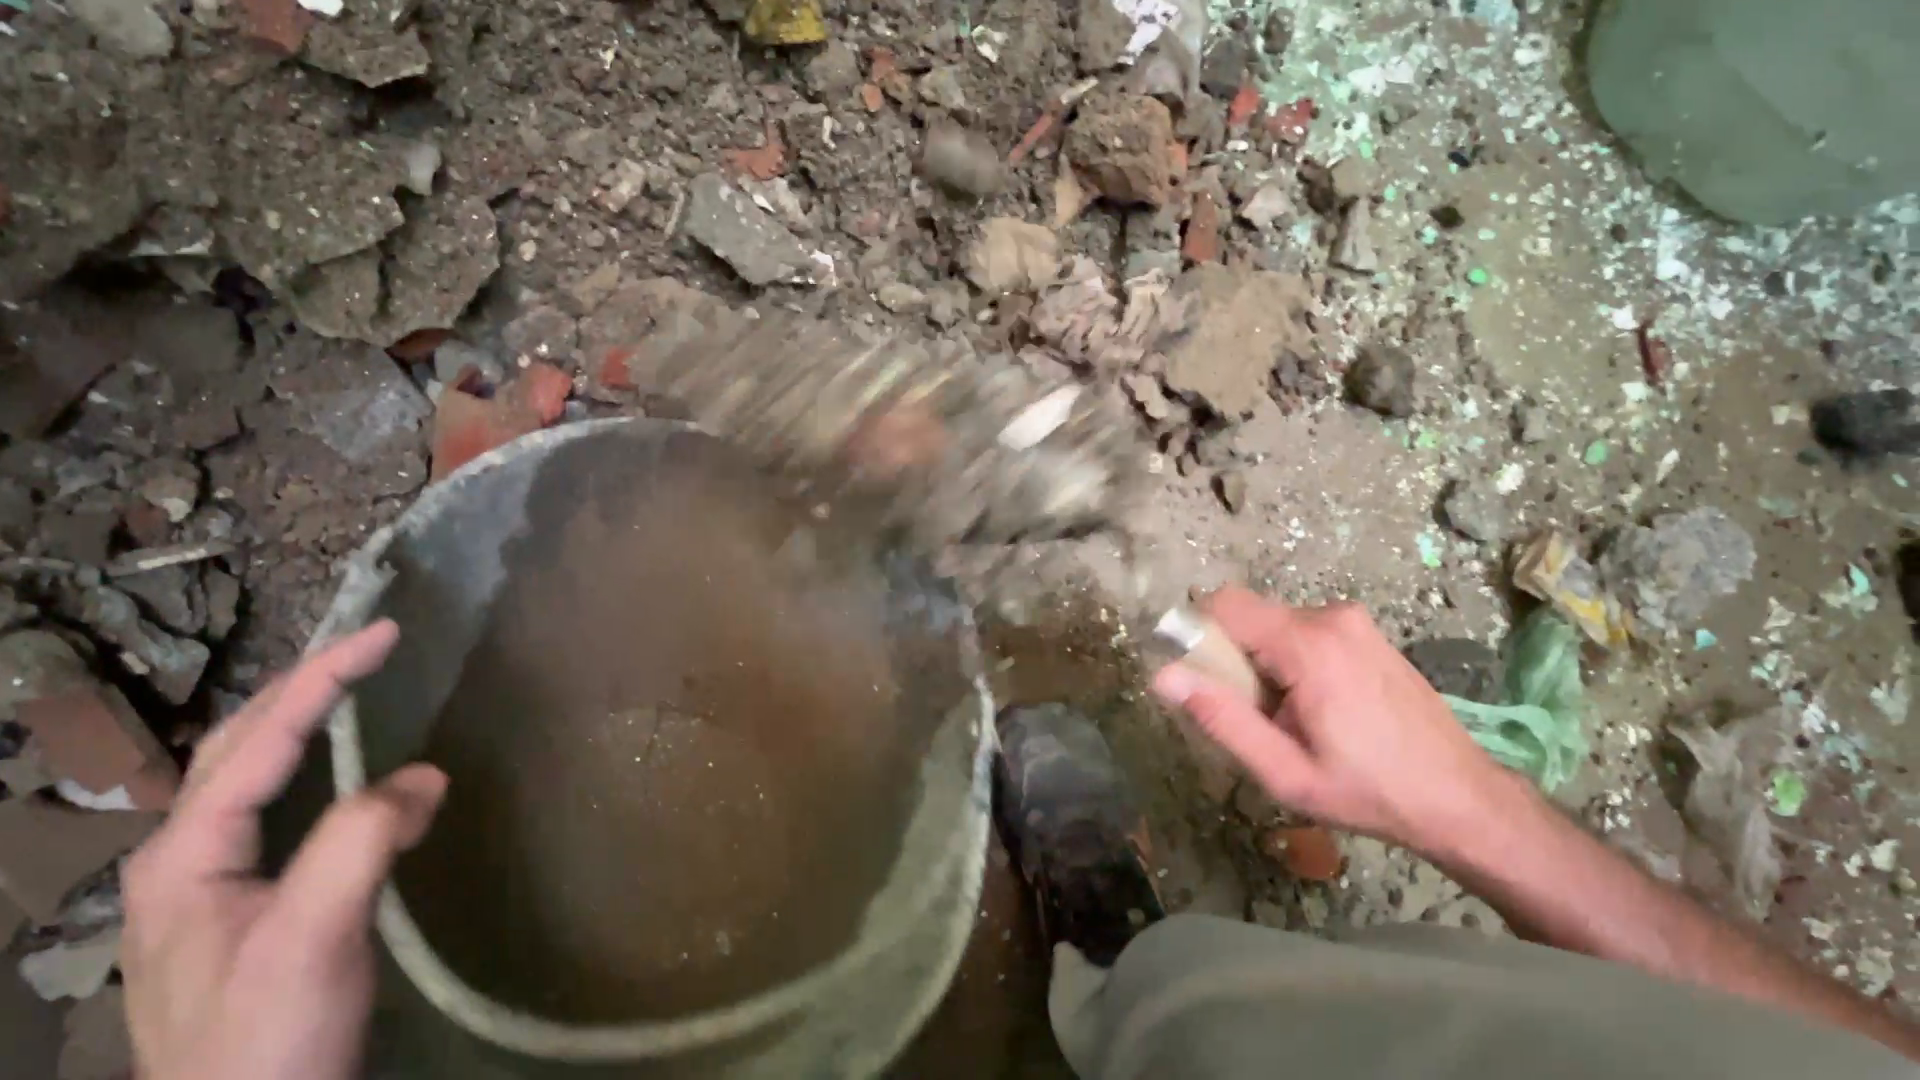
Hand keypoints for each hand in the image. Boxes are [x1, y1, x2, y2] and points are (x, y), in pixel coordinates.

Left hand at [121, 621, 447, 1079]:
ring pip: (248, 776)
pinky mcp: (240, 907)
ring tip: (349, 685)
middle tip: (366, 646)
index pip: (258, 741)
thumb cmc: (267, 1036)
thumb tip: (423, 774)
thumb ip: (361, 843)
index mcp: (186, 856)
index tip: (384, 632)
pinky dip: (309, 766)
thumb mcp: (314, 937)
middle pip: (236, 746)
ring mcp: (206, 886)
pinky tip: (336, 771)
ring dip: (298, 720)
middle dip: (300, 685)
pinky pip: (274, 810)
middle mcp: (184, 859)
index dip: (322, 678)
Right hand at [1150, 587, 1520, 854]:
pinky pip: (1301, 631)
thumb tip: (1163, 676)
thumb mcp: (1285, 772)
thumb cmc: (1369, 791)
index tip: (1201, 681)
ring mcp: (1354, 621)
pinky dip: (1290, 660)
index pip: (1223, 604)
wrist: (1462, 798)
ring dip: (1262, 663)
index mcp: (1309, 645)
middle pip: (1247, 616)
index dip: (1197, 635)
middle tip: (1256, 715)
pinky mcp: (1365, 632)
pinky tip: (1317, 707)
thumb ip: (1222, 720)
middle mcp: (1331, 617)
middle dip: (1232, 658)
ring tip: (1290, 718)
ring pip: (1273, 625)